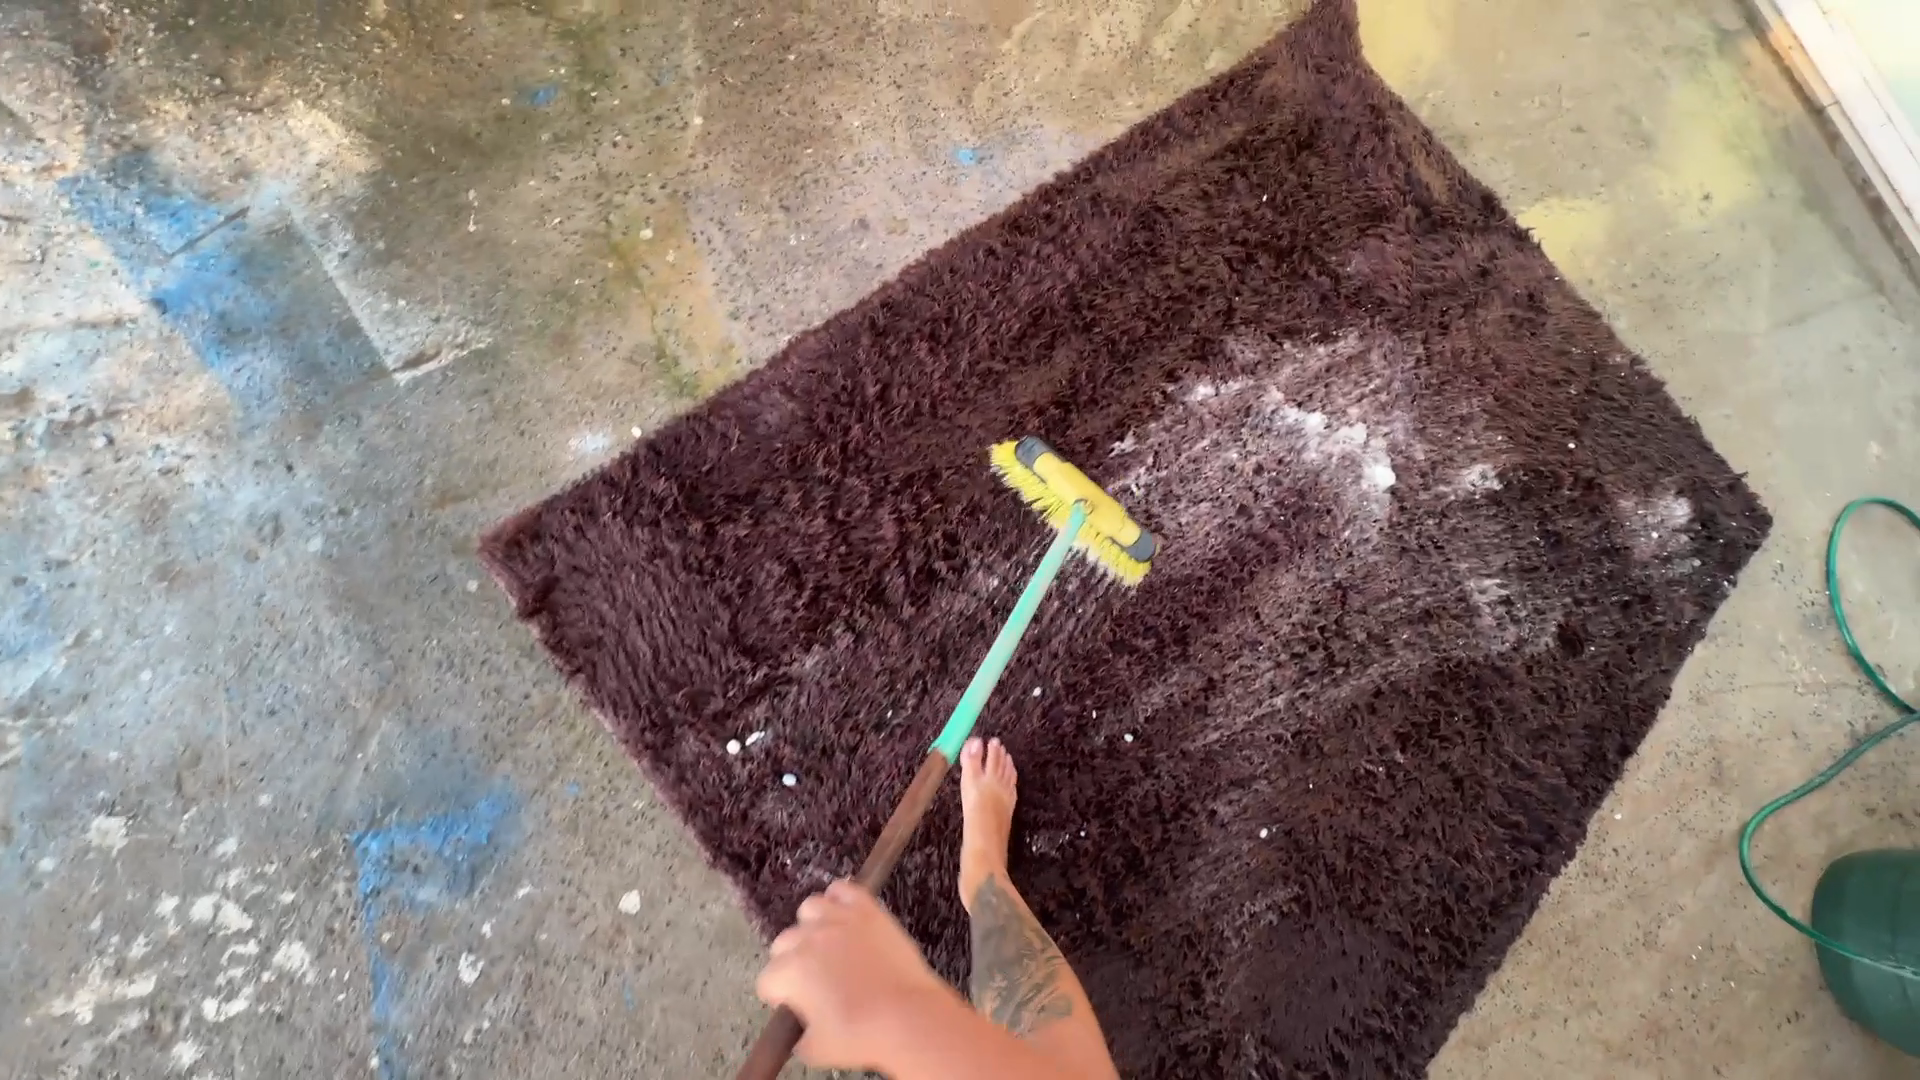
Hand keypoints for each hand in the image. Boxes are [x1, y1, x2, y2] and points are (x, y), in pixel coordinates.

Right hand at [755, 880, 954, 1070]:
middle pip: (783, 941)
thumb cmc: (860, 1034)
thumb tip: (801, 1027)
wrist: (905, 1014)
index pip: (767, 979)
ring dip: (811, 926)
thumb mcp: (816, 1049)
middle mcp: (810, 938)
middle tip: (811, 980)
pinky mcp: (865, 908)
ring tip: (826, 945)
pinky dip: (838, 898)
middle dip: (790, 961)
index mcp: (791, 971)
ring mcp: (839, 918)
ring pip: (809, 908)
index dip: (778, 995)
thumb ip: (799, 1033)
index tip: (792, 1003)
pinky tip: (844, 917)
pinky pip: (842, 889)